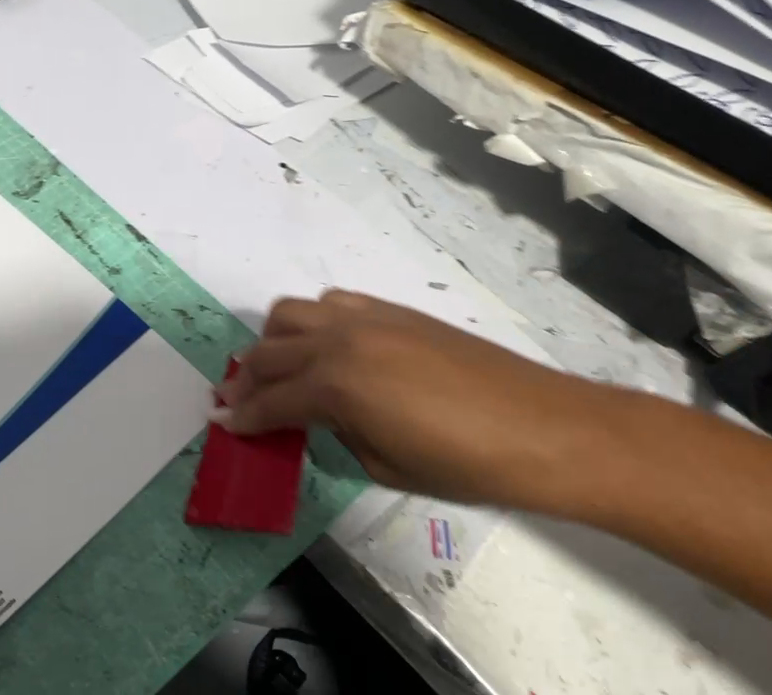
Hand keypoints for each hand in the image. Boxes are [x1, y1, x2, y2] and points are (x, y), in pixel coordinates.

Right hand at [217, 290, 617, 511]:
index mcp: (336, 386)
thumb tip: (322, 417)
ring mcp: (365, 319)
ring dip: (272, 341)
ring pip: (290, 313)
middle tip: (235, 400)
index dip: (243, 416)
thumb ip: (338, 434)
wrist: (551, 430)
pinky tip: (327, 348)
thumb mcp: (385, 466)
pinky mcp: (392, 311)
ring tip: (278, 367)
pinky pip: (331, 304)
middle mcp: (339, 341)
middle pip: (268, 352)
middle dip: (244, 378)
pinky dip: (314, 323)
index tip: (221, 423)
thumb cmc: (469, 464)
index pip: (271, 400)